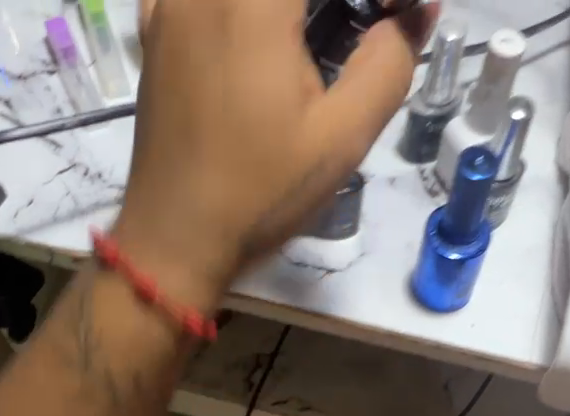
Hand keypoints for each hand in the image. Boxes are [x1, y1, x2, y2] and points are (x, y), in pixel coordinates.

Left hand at [112, 0, 429, 305]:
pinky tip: (253, 35)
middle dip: (332, 2)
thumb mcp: (342, 139)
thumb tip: (415, 14)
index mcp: (254, 2)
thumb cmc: (261, 193)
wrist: (177, 238)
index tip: (393, 16)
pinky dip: (236, 6)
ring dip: (287, 7)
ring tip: (312, 35)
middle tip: (356, 28)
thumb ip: (388, 63)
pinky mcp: (154, 30)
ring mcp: (171, 3)